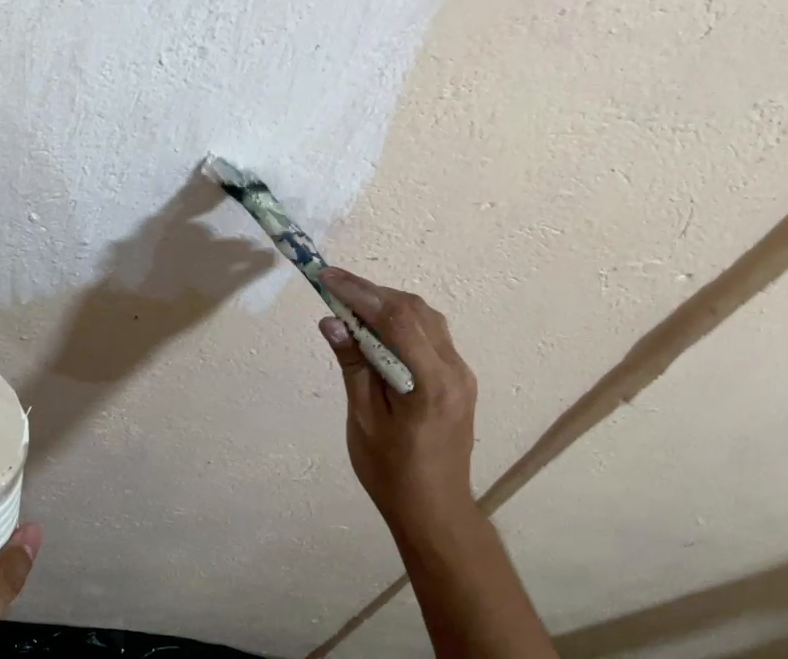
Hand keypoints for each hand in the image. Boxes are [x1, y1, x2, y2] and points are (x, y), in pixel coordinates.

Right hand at [318, 266, 480, 544]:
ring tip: (349, 303)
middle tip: (332, 285)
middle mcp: (455, 370)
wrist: (435, 510)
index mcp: (431, 383)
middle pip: (414, 310)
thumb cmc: (391, 472)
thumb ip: (353, 365)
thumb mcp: (363, 419)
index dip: (359, 291)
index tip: (326, 276)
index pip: (396, 319)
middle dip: (371, 292)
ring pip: (425, 317)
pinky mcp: (458, 379)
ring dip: (387, 303)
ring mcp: (461, 373)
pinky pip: (430, 334)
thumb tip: (332, 319)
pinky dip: (400, 321)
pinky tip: (374, 328)